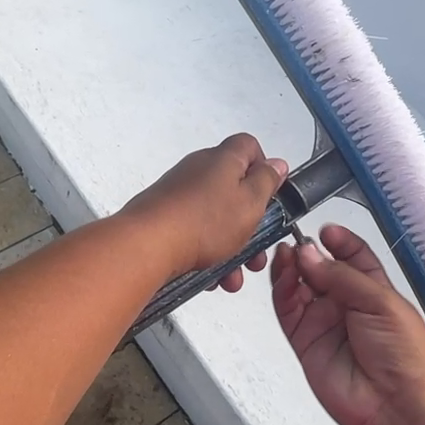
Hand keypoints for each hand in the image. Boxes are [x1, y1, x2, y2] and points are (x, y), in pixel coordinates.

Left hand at [118, 134, 286, 288]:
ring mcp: (179, 192)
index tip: (271, 195)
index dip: (264, 170)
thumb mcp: (250, 202)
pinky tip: (210, 275)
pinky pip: (194, 231)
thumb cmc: (200, 223)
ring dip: (230, 247)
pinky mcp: (164, 215)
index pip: (250, 148)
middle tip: (256, 248)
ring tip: (233, 275)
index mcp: (223, 159)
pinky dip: (206, 252)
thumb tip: (276, 165)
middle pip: (234, 190)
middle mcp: (198, 169)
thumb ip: (266, 181)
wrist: (148, 245)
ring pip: (215, 217)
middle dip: (250, 223)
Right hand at [270, 225, 424, 424]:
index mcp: (374, 290)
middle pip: (320, 269)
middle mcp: (346, 304)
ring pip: (299, 286)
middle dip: (309, 253)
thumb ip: (340, 276)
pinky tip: (283, 276)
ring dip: (291, 268)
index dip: (339, 242)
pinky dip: (281, 291)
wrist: (396, 409)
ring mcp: (324, 322)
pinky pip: (287, 311)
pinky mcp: (304, 341)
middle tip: (298, 242)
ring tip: (286, 256)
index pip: (353, 257)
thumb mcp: (380, 303)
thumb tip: (307, 252)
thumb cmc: (403, 353)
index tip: (325, 230)